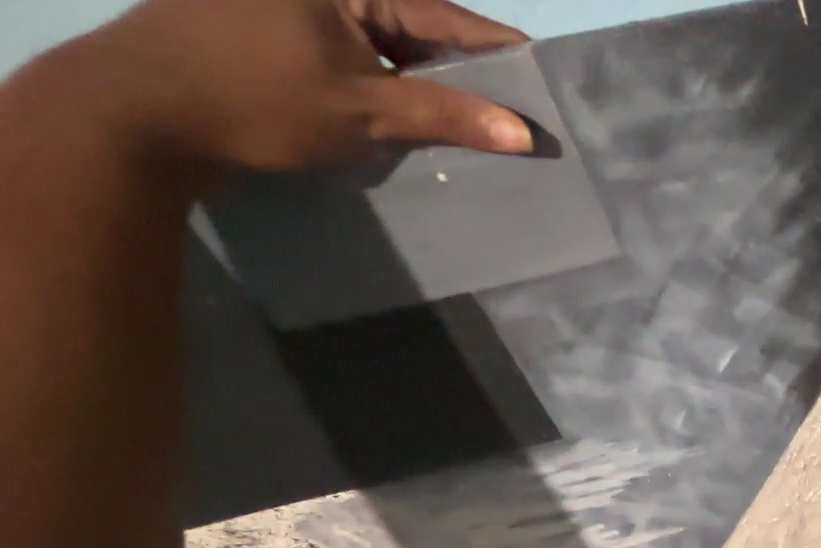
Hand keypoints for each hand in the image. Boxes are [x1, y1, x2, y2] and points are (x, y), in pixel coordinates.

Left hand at [70, 0, 532, 172]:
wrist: (142, 113)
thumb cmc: (257, 99)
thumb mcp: (365, 111)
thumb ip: (449, 116)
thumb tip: (526, 133)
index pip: (447, 17)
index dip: (502, 52)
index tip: (549, 78)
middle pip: (421, 28)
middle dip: (471, 72)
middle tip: (522, 112)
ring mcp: (301, 9)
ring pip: (392, 44)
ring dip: (433, 84)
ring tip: (484, 123)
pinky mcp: (284, 34)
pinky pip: (362, 56)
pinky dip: (395, 86)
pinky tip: (423, 118)